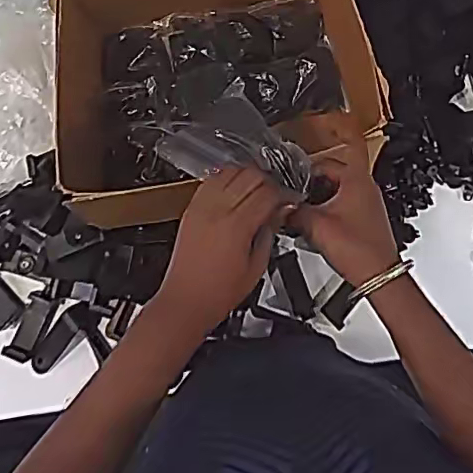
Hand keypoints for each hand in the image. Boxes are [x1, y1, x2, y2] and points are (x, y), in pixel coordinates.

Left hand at [149, 168, 289, 336]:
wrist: (184, 302)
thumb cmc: (216, 293)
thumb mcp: (256, 267)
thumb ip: (269, 233)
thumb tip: (279, 212)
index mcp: (237, 225)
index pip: (267, 192)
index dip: (283, 193)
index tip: (288, 200)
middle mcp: (218, 210)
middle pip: (251, 174)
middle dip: (269, 181)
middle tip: (276, 194)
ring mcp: (202, 206)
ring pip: (231, 170)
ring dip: (248, 176)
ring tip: (257, 189)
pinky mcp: (192, 208)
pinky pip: (212, 179)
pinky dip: (227, 178)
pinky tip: (235, 189)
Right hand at [294, 153, 402, 285]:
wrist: (377, 275)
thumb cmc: (358, 250)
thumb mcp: (316, 226)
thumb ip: (295, 212)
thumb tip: (282, 208)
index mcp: (356, 178)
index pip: (324, 163)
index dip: (304, 174)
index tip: (291, 184)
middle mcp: (366, 186)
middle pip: (330, 178)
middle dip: (311, 190)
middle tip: (296, 202)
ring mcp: (368, 202)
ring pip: (337, 193)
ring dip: (320, 203)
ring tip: (305, 217)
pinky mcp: (368, 217)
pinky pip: (345, 207)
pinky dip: (331, 213)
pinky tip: (320, 228)